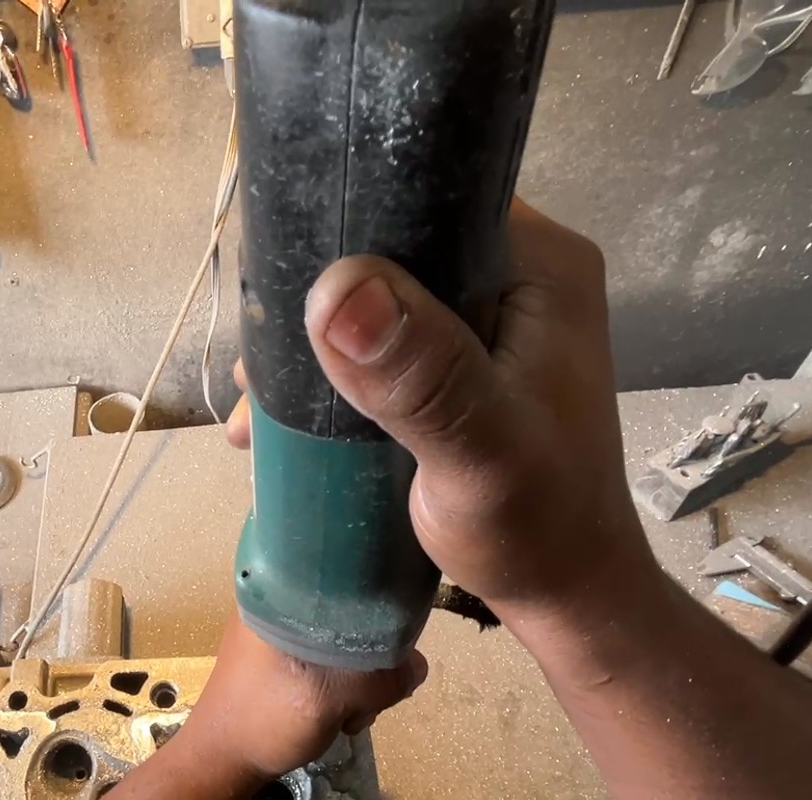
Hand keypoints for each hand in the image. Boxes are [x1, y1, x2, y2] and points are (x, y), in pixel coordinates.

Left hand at [186, 614, 425, 780]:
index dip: (377, 615)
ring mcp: (279, 631)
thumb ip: (380, 678)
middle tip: (360, 700)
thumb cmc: (265, 717)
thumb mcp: (330, 697)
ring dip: (356, 683)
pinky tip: (335, 716)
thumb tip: (417, 666)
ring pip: (342, 645)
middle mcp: (279, 601)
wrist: (222, 759)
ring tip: (344, 716)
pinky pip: (327, 662)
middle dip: (368, 663)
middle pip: (351, 617)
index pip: (348, 582)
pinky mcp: (281, 657)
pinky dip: (339, 687)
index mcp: (279, 592)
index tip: (388, 652)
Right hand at [228, 199, 657, 617]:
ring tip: (252, 401)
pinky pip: (375, 350)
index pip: (430, 194)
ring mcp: (478, 327)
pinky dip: (326, 378)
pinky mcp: (451, 370)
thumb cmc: (536, 530)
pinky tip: (281, 419)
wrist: (560, 592)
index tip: (274, 277)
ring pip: (372, 305)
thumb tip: (336, 291)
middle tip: (254, 362)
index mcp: (537, 267)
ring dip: (308, 349)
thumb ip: (422, 377)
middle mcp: (509, 280)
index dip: (347, 219)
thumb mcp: (480, 454)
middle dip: (310, 303)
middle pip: (389, 251)